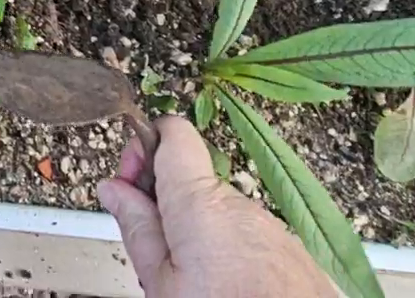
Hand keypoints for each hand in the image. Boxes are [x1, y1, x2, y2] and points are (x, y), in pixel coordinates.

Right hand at [98, 116, 336, 297]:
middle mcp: (241, 206)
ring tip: (199, 287)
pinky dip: (236, 258)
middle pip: (192, 183)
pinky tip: (233, 293)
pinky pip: (253, 242)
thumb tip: (114, 189)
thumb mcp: (160, 285)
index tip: (130, 183)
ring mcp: (276, 233)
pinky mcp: (300, 261)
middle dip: (168, 208)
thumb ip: (136, 229)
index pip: (174, 133)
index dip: (146, 146)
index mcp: (200, 203)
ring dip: (203, 238)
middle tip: (159, 255)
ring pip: (222, 217)